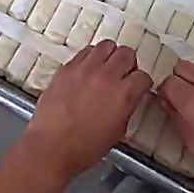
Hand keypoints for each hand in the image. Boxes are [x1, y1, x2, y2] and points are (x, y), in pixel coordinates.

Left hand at [19, 40, 152, 181]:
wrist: (51, 147)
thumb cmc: (84, 147)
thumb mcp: (118, 131)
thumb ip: (127, 108)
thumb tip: (129, 98)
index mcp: (123, 95)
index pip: (142, 76)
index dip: (142, 83)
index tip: (139, 87)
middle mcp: (106, 76)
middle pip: (126, 53)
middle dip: (129, 64)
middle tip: (124, 75)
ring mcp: (84, 69)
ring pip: (106, 46)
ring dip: (110, 56)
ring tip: (106, 68)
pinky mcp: (67, 69)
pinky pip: (84, 53)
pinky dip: (90, 58)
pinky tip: (88, 71)